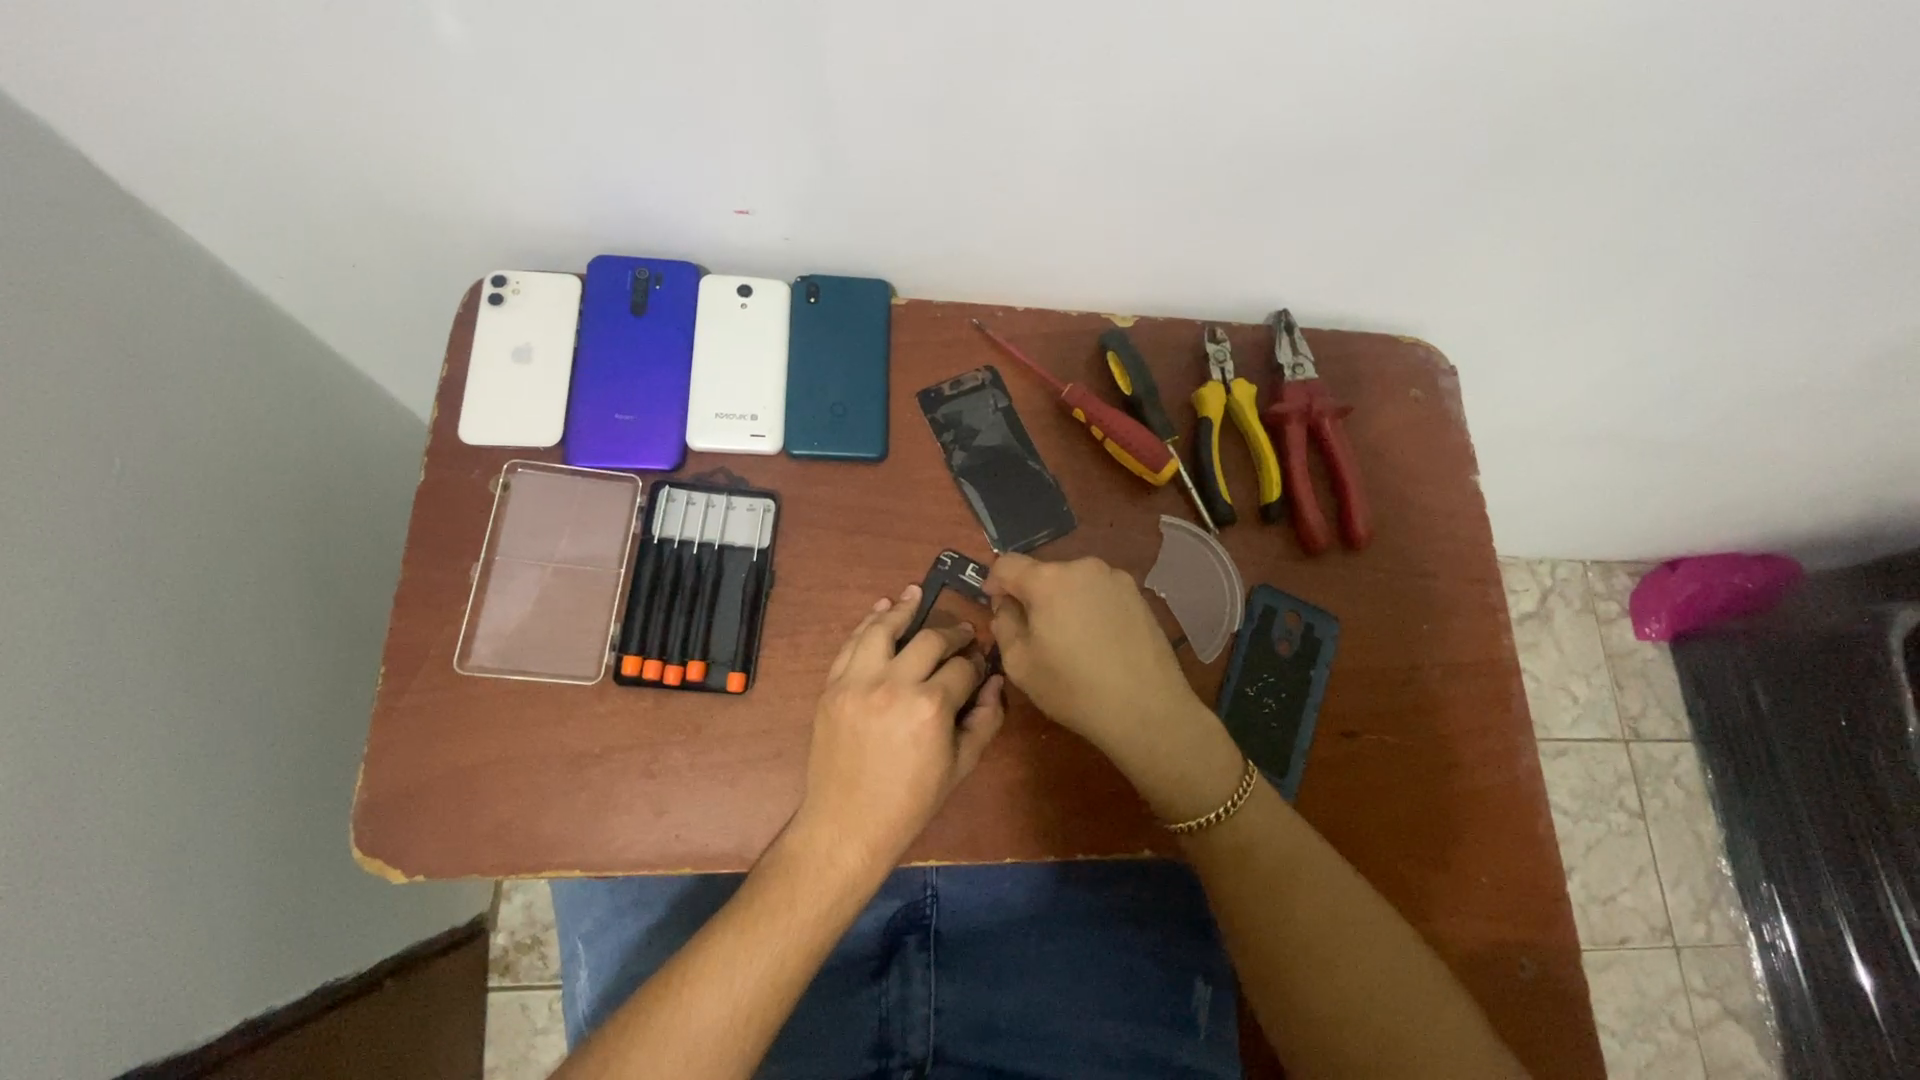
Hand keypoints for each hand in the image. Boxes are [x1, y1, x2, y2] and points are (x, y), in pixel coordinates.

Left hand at [792, 583, 1005, 868]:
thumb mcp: (960, 767)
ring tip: (917, 593)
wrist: (847, 823)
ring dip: (904, 608)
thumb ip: (985, 721)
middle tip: (962, 633)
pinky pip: (851, 644)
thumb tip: (996, 683)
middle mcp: (894, 685)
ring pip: (884, 629)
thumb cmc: (910, 801)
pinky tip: (882, 611)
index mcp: (931, 707)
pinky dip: (868, 623)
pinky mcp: (832, 687)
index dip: (976, 662)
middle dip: (951, 632)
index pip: (962, 667)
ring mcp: (857, 682)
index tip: (980, 663)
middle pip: (929, 640)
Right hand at [986, 553, 1241, 819]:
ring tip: (1070, 642)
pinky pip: (1100, 594)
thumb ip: (1004, 624)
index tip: (995, 605)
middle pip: (1044, 574)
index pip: (1007, 564)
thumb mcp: (1020, 664)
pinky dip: (1090, 610)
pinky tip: (1097, 643)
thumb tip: (1007, 605)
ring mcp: (1117, 579)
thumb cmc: (1074, 688)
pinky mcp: (1140, 596)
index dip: (994, 582)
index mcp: (1049, 580)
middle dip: (1032, 596)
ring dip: (1063, 603)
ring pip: (1074, 583)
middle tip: (1033, 633)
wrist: (1147, 709)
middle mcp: (1084, 567)